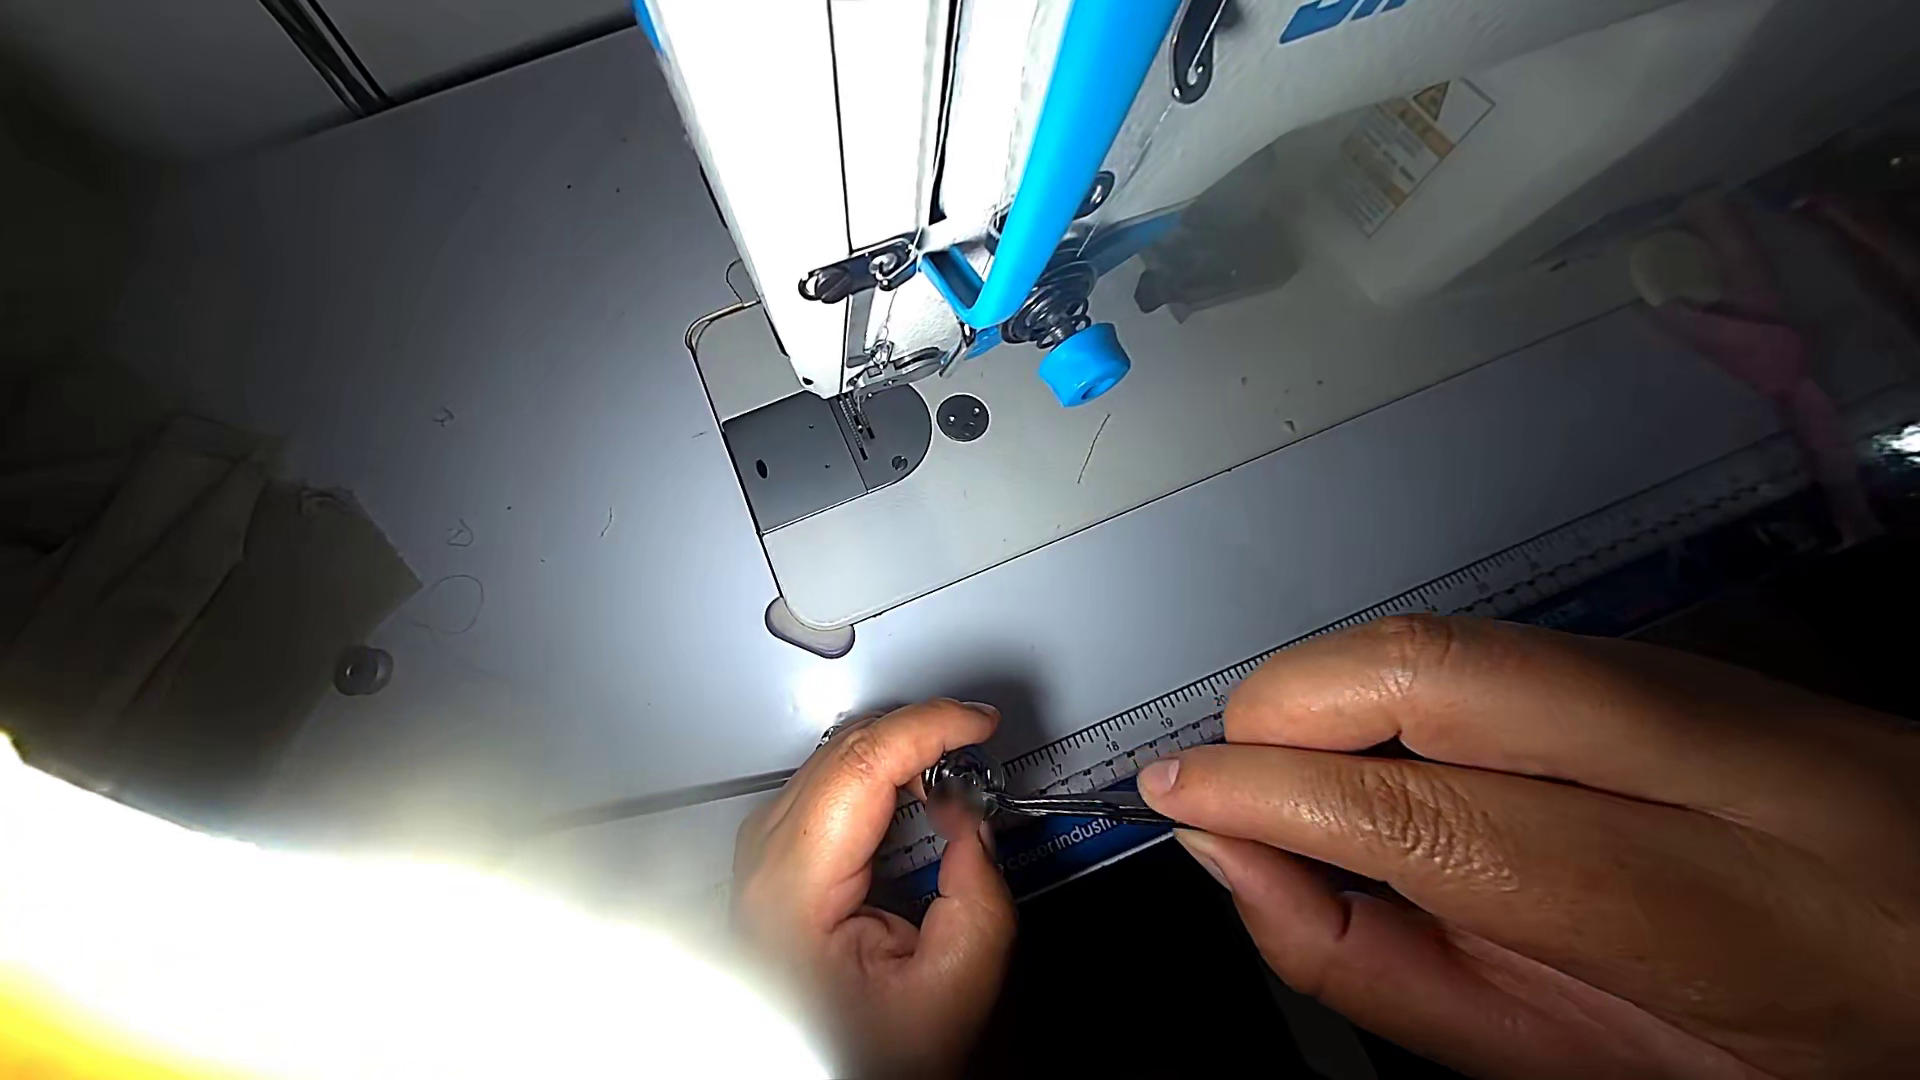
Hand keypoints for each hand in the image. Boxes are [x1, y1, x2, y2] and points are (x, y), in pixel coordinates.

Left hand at [732, 700, 1014, 1076]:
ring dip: (908, 748)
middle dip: (926, 734)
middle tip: (974, 752)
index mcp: (791, 888)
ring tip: (952, 773)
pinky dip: (887, 766)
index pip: (862, 762)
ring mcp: (767, 841)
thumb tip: (970, 818)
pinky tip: (917, 784)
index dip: (930, 726)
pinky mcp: (780, 839)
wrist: (810, 1063)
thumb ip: (978, 895)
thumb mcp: (947, 991)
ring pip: (845, 749)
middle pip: (852, 746)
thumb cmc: (853, 1052)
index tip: (978, 722)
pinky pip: (838, 771)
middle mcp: (766, 854)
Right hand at [1136, 616, 1919, 1078]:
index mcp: (1719, 910)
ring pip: (1415, 635)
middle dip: (1276, 710)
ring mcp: (1669, 672)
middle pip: (1414, 665)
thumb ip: (1364, 960)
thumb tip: (1225, 851)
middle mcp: (1708, 748)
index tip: (1168, 791)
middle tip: (1236, 778)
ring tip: (1296, 770)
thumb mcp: (1563, 1060)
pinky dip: (1357, 682)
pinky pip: (1439, 638)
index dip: (1264, 793)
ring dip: (1308, 693)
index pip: (1423, 817)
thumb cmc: (1760, 1052)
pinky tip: (1366, 744)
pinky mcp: (1622, 643)